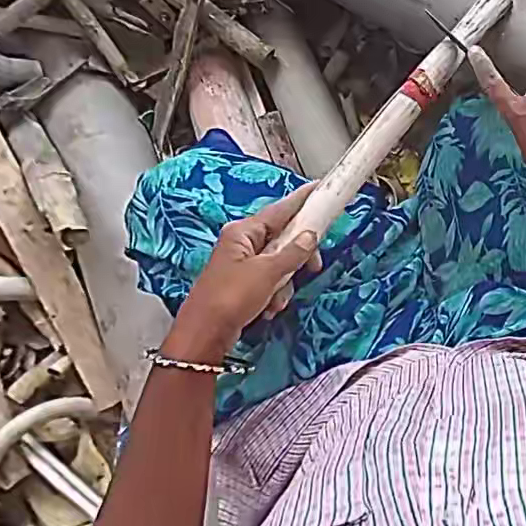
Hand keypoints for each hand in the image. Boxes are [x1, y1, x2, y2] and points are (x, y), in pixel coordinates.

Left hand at [166, 183, 322, 362]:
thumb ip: (294, 252)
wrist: (204, 336)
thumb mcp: (268, 272)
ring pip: (279, 262)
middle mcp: (242, 242)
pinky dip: (274, 293)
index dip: (302, 199)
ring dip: (284, 281)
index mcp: (243, 231)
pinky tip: (268, 307)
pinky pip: (270, 280)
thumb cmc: (230, 298)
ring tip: (277, 297)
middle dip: (297, 256)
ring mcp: (242, 263)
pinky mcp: (243, 284)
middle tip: (313, 266)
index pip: (281, 208)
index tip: (321, 188)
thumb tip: (311, 236)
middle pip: (283, 237)